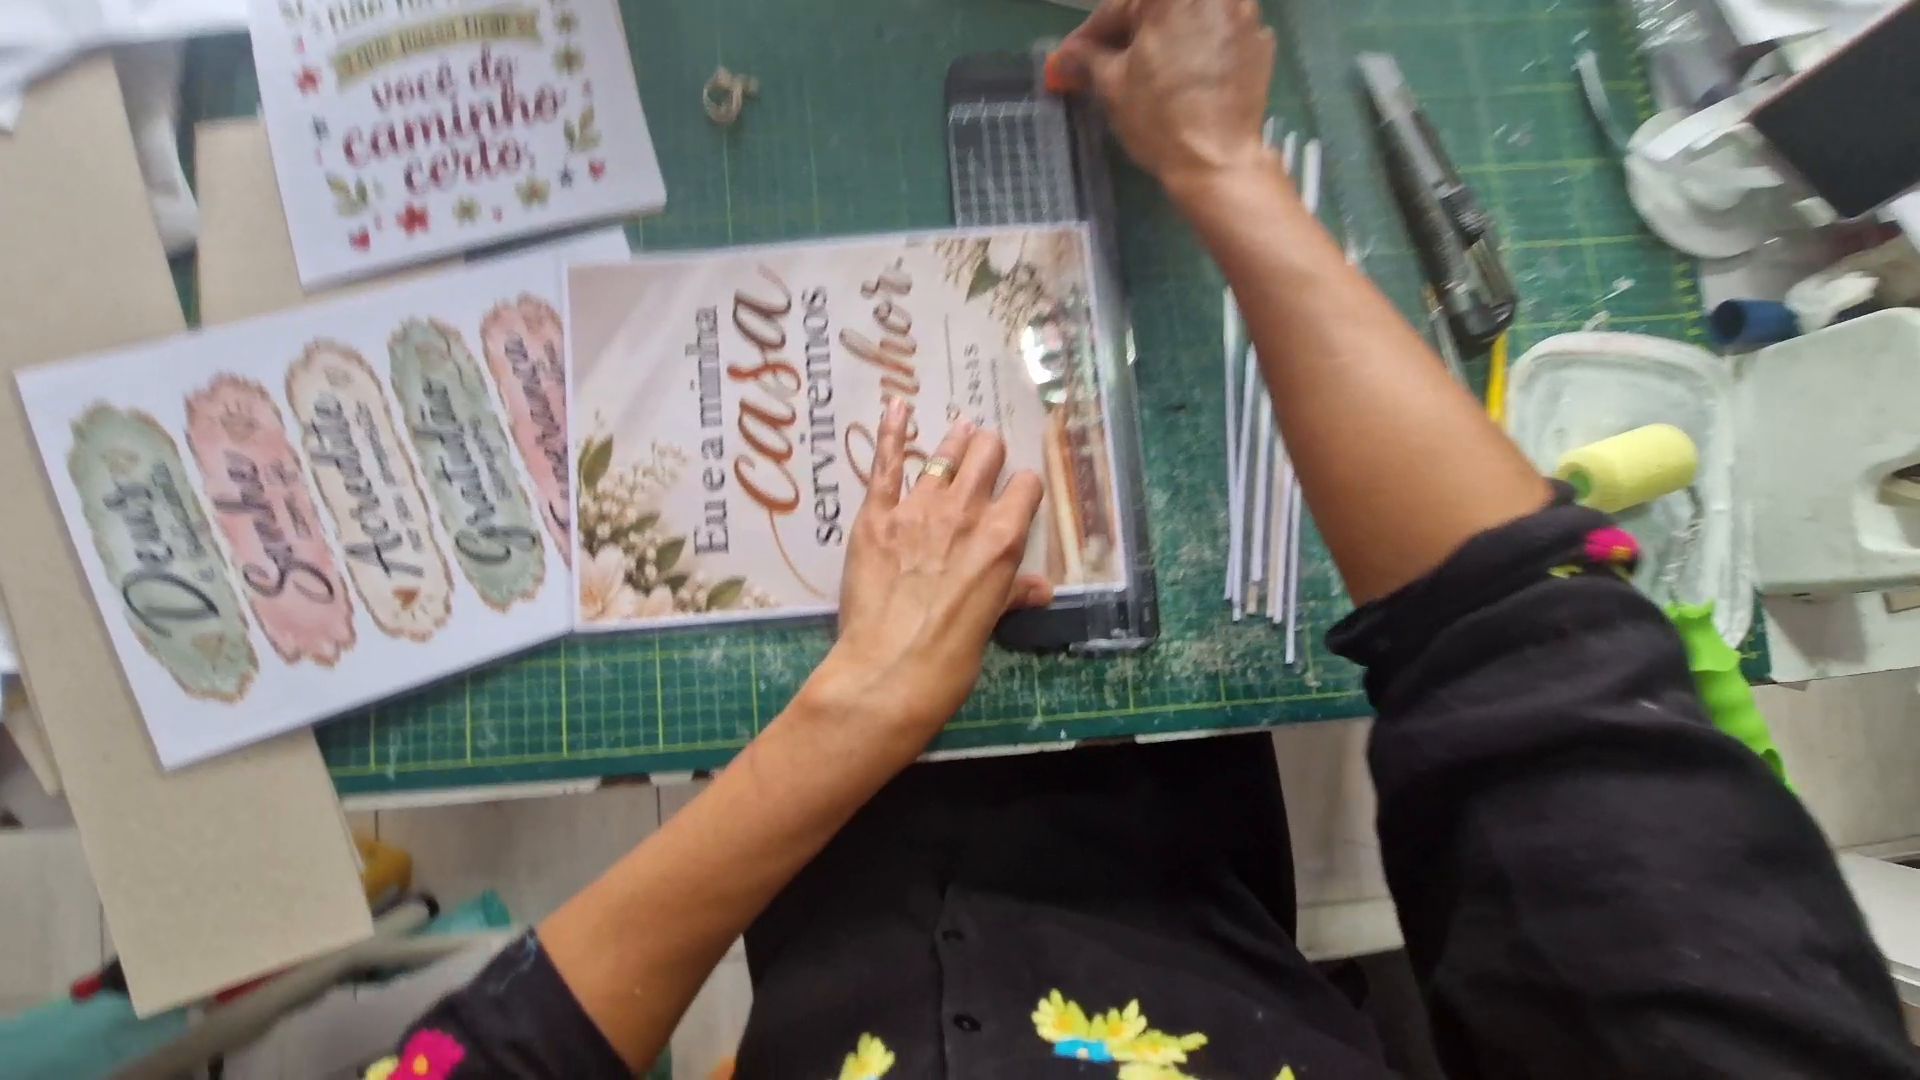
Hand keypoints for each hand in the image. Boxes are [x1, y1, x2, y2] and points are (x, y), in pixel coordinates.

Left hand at [802, 401, 1052, 738]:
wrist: (891, 668)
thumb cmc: (952, 655)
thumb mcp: (991, 621)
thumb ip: (1013, 593)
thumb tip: (1043, 589)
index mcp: (1003, 538)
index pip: (1025, 488)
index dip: (1022, 489)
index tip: (1016, 496)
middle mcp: (966, 512)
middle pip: (987, 457)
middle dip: (990, 452)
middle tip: (986, 456)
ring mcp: (919, 509)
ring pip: (945, 457)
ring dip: (955, 443)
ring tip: (961, 430)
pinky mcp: (877, 515)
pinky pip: (887, 465)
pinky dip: (893, 434)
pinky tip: (898, 408)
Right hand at [1051, 0, 1274, 191]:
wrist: (1216, 159)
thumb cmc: (1158, 120)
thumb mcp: (1112, 88)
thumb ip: (1087, 60)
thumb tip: (1064, 56)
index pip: (1117, 7)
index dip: (1089, 36)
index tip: (1070, 61)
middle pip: (1157, 9)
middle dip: (1129, 33)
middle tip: (1107, 62)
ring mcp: (1242, 10)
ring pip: (1191, 16)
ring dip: (1167, 35)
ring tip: (1150, 67)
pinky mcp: (1259, 38)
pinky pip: (1220, 32)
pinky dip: (1200, 46)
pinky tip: (1187, 75)